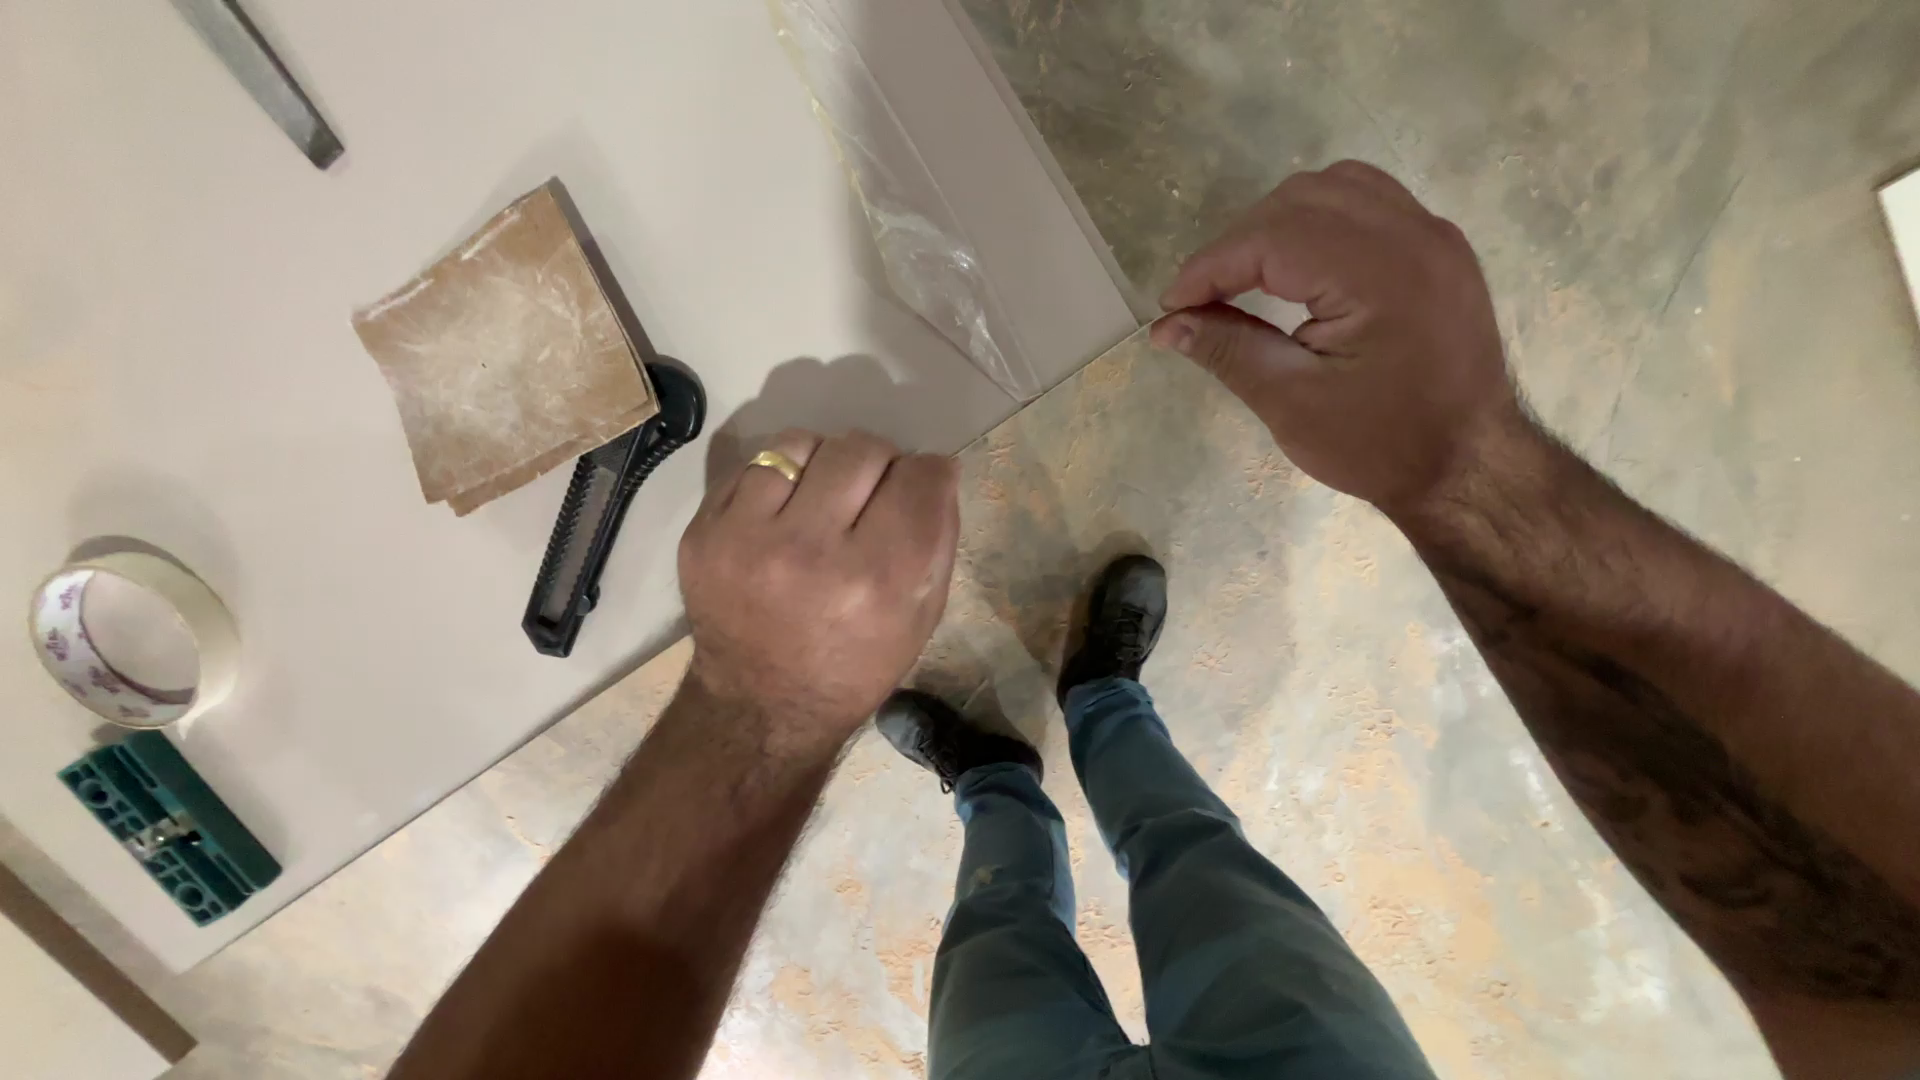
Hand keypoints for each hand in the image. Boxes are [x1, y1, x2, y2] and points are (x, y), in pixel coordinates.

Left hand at [678, 430, 959, 748]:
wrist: (762, 708)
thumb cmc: (857, 666)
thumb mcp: (922, 617)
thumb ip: (938, 537)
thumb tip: (936, 468)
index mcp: (879, 580)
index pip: (920, 476)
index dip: (929, 475)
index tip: (919, 488)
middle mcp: (812, 552)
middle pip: (863, 449)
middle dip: (881, 464)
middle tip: (874, 493)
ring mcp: (748, 539)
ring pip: (804, 443)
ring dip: (826, 462)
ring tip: (825, 497)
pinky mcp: (704, 534)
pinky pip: (755, 465)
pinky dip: (780, 478)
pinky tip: (785, 511)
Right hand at [1153, 160, 1522, 513]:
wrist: (1467, 465)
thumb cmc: (1377, 445)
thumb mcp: (1290, 403)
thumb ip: (1227, 350)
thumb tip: (1167, 325)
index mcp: (1380, 274)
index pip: (1273, 237)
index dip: (1210, 266)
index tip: (1171, 307)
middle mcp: (1413, 235)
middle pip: (1299, 200)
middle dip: (1237, 244)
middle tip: (1202, 300)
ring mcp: (1432, 235)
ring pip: (1333, 189)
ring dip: (1275, 225)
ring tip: (1242, 278)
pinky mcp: (1436, 248)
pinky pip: (1366, 202)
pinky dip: (1316, 222)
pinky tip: (1294, 266)